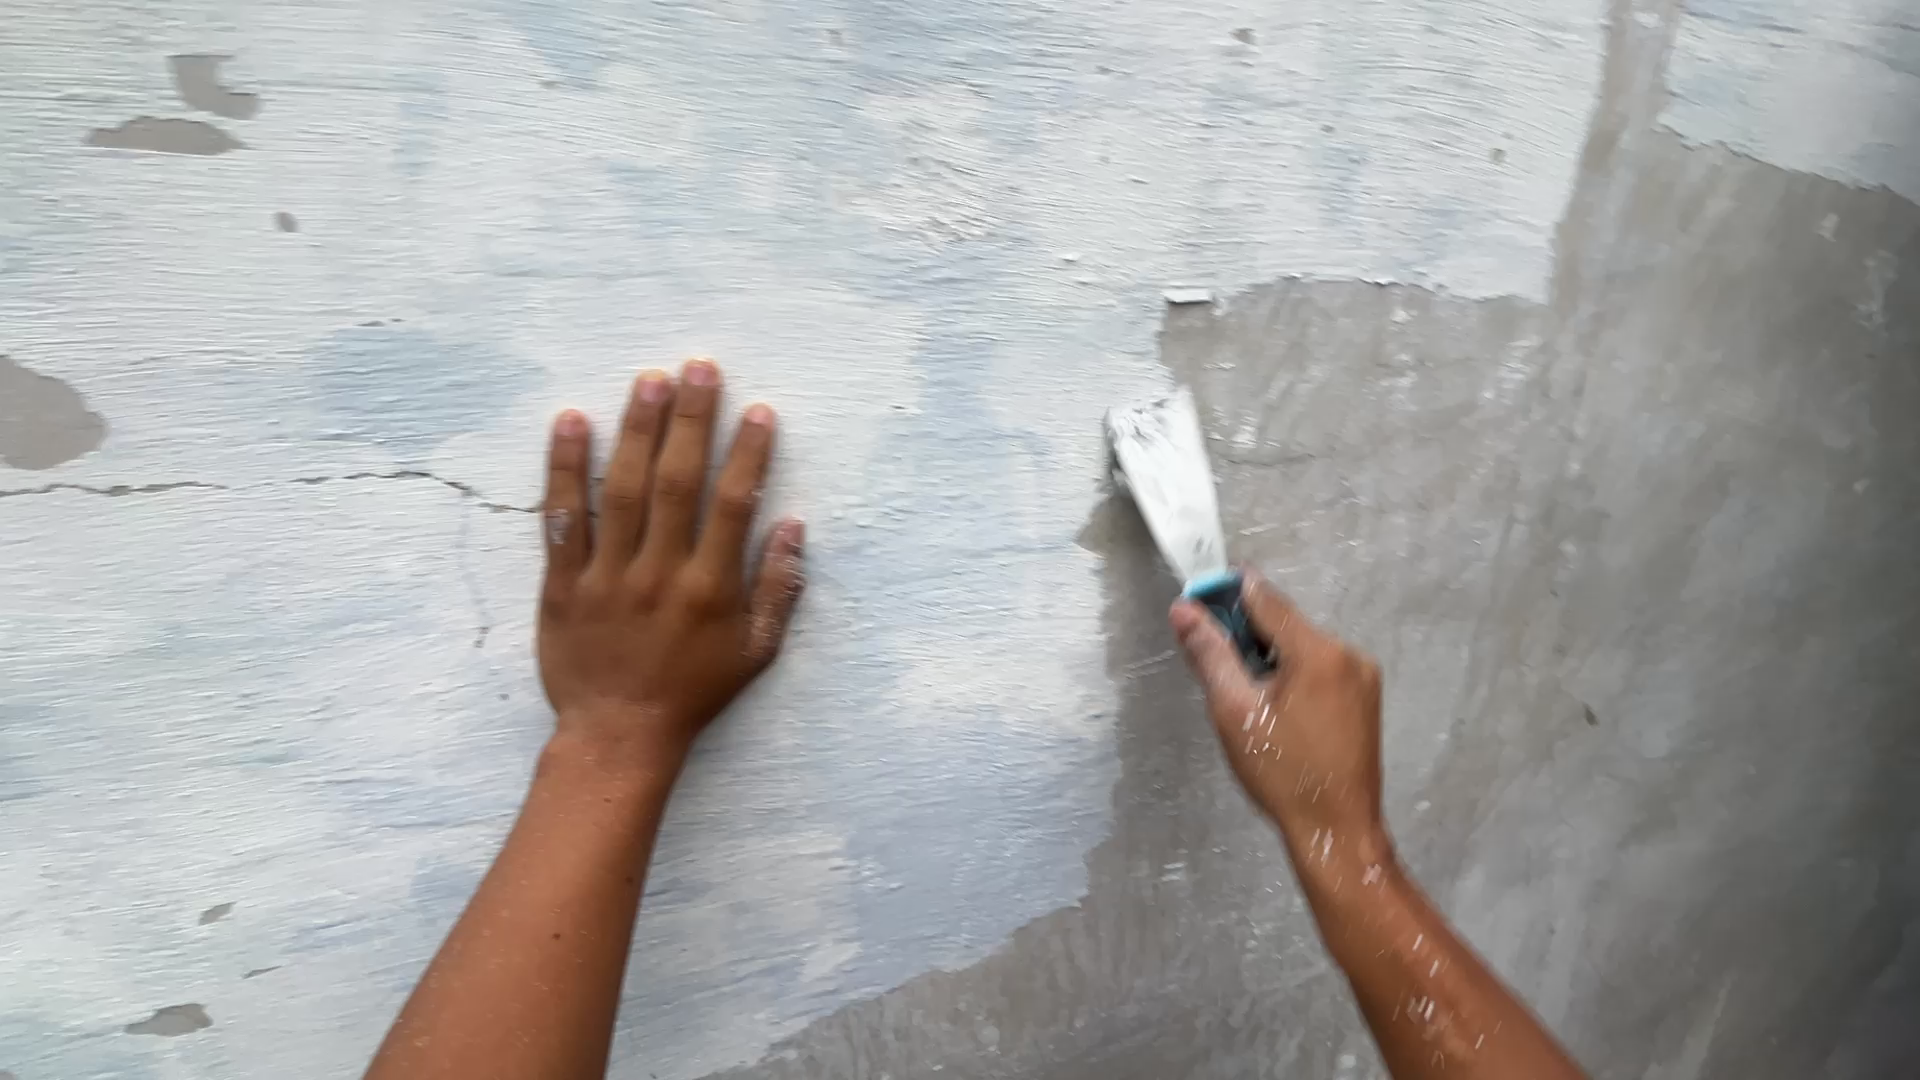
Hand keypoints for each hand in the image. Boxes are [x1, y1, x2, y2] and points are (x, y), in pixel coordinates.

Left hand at [537, 359, 805, 769]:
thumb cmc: (697, 691)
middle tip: (699, 368)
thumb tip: (794, 526)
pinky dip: (564, 470)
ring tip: (648, 379)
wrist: (620, 734)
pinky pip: (561, 519)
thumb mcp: (757, 650)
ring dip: (636, 429)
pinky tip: (571, 422)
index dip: (749, 453)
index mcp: (711, 588)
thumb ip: (779, 588)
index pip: (734, 504)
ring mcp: (607, 574)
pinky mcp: (561, 583)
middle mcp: (660, 572)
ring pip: (621, 489)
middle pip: (676, 481)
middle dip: (691, 420)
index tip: (759, 410)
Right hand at [1170, 571, 1382, 844]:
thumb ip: (1209, 653)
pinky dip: (1288, 670)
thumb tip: (1183, 609)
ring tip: (1241, 693)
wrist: (1337, 832)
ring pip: (1299, 643)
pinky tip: (1270, 703)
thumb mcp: (1233, 710)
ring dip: (1265, 653)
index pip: (1265, 598)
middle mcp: (1348, 653)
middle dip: (1243, 631)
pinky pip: (1317, 664)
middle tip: (1212, 662)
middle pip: (1283, 620)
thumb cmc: (1281, 773)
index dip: (1226, 593)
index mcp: (1319, 652)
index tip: (1195, 600)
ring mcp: (1361, 675)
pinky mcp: (1363, 696)